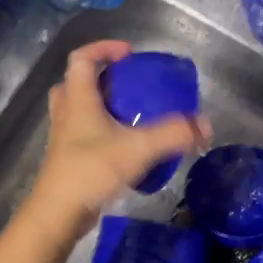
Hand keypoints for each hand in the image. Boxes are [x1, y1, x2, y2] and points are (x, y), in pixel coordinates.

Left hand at [28, 41, 207, 237]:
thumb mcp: (139, 149)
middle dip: (100, 78)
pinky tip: (123, 147)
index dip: (103, 48)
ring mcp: (63, 138)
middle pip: (75, 83)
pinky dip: (100, 133)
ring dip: (99, 106)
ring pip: (76, 110)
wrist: (58, 214)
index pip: (82, 58)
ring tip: (128, 115)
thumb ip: (174, 134)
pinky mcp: (66, 160)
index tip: (129, 54)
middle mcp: (66, 114)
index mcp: (78, 100)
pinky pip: (81, 135)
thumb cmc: (92, 171)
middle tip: (127, 85)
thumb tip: (204, 126)